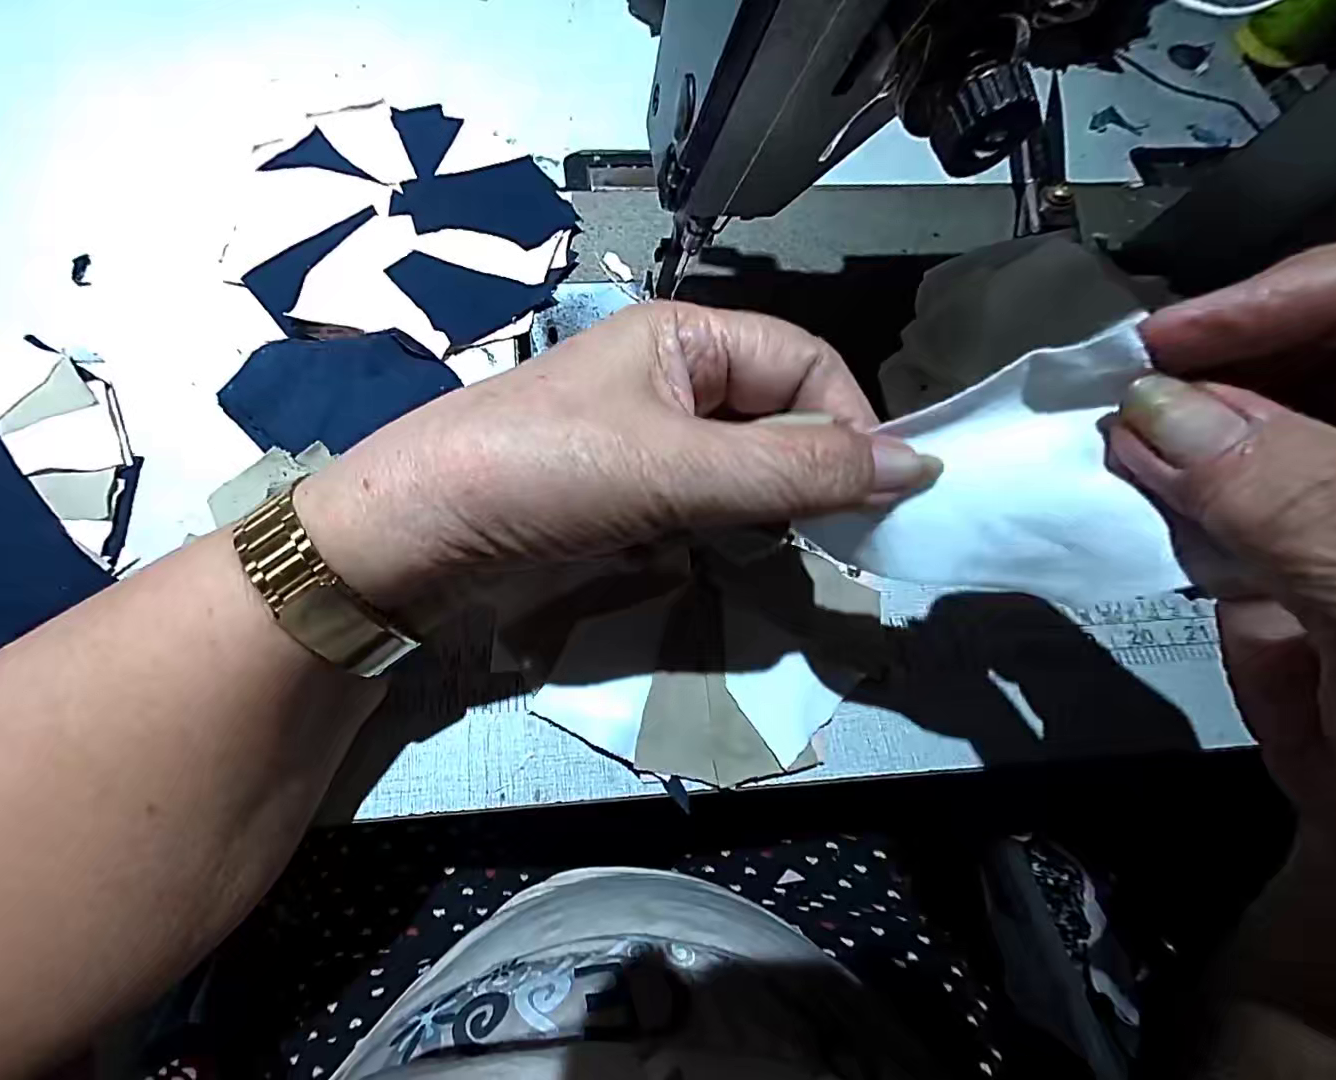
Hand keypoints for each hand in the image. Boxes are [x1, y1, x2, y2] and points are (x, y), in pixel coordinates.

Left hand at [296, 301, 939, 613]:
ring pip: (750, 463)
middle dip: (811, 471)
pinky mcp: (633, 488)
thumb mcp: (677, 468)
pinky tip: (729, 550)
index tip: (876, 493)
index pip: (807, 366)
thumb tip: (916, 467)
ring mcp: (653, 437)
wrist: (419, 536)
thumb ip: (796, 472)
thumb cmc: (544, 473)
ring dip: (773, 504)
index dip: (851, 423)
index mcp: (688, 337)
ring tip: (774, 543)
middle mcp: (676, 377)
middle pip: (781, 415)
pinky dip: (732, 525)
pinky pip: (711, 498)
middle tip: (830, 532)